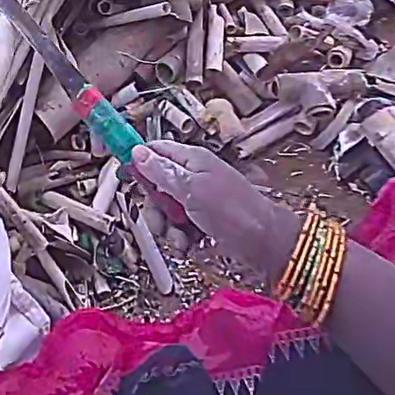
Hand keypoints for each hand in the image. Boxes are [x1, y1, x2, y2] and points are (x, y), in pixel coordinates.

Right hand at [131, 141, 299, 281]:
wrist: (267, 244)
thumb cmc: (232, 211)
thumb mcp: (191, 189)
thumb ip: (161, 171)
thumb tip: (136, 151)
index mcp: (190, 159)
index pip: (155, 150)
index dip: (138, 161)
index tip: (127, 179)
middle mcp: (193, 175)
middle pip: (156, 184)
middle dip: (153, 205)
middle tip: (160, 220)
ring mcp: (198, 198)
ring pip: (166, 208)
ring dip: (166, 226)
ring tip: (179, 238)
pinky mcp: (203, 220)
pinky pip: (180, 226)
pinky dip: (181, 237)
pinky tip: (189, 245)